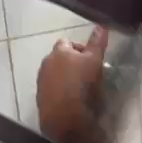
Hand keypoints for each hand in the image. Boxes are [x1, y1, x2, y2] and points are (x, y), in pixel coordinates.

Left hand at [36, 25, 110, 142]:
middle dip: (72, 61)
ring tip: (81, 87)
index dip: (80, 48)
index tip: (92, 59)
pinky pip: (53, 87)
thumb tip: (101, 24)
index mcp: (59, 51)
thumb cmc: (82, 85)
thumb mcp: (95, 61)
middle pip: (60, 57)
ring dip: (66, 76)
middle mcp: (46, 63)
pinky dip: (61, 89)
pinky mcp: (41, 96)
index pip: (68, 42)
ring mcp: (42, 80)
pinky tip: (72, 98)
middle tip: (88, 72)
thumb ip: (97, 42)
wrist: (65, 118)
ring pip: (56, 73)